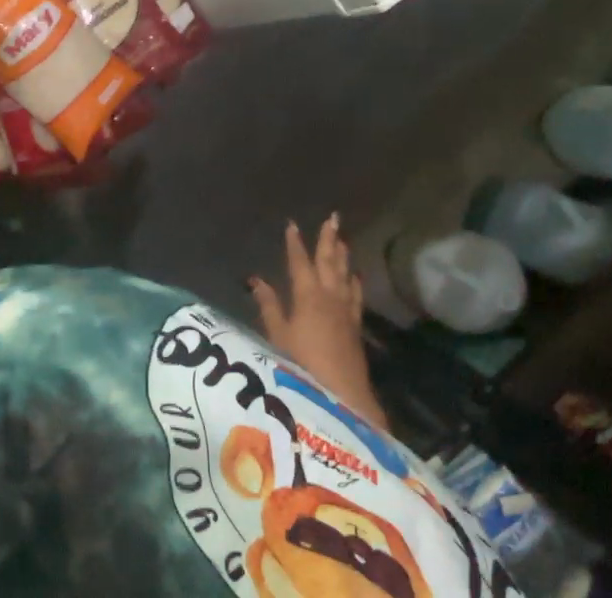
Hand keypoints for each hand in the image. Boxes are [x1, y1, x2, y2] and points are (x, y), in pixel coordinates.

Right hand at [250, 214, 387, 427]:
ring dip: (343, 255)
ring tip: (343, 239)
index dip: (295, 243)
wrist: (341, 392)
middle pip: (329, 262)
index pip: (300, 262)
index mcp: (307, 295)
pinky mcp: (355, 325)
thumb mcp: (277, 334)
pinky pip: (356, 293)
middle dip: (329, 239)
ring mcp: (346, 310)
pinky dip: (354, 280)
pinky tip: (355, 276)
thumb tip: (256, 279)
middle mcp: (329, 296)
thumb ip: (268, 305)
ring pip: (345, 274)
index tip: (292, 224)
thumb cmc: (302, 363)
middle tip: (333, 218)